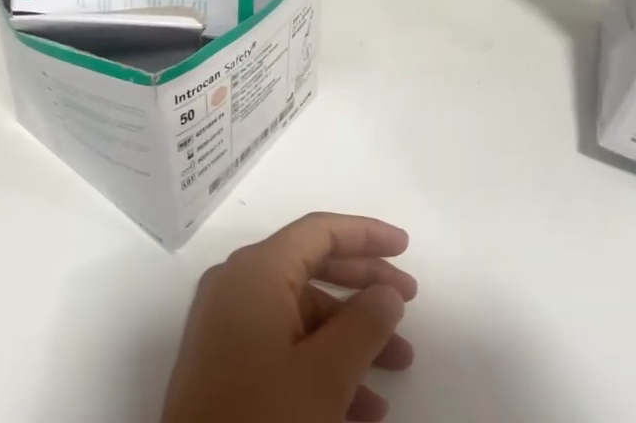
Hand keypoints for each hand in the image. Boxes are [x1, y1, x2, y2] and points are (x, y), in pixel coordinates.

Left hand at [161, 213, 416, 422]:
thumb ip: (364, 325)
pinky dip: (323, 363)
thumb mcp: (325, 373)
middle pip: (310, 266)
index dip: (364, 233)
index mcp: (255, 271)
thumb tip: (386, 291)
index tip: (405, 245)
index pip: (316, 231)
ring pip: (300, 313)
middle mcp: (236, 286)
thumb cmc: (264, 414)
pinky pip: (282, 344)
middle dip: (363, 282)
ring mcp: (226, 323)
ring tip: (399, 364)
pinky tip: (363, 406)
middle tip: (411, 298)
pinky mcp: (225, 361)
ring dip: (351, 335)